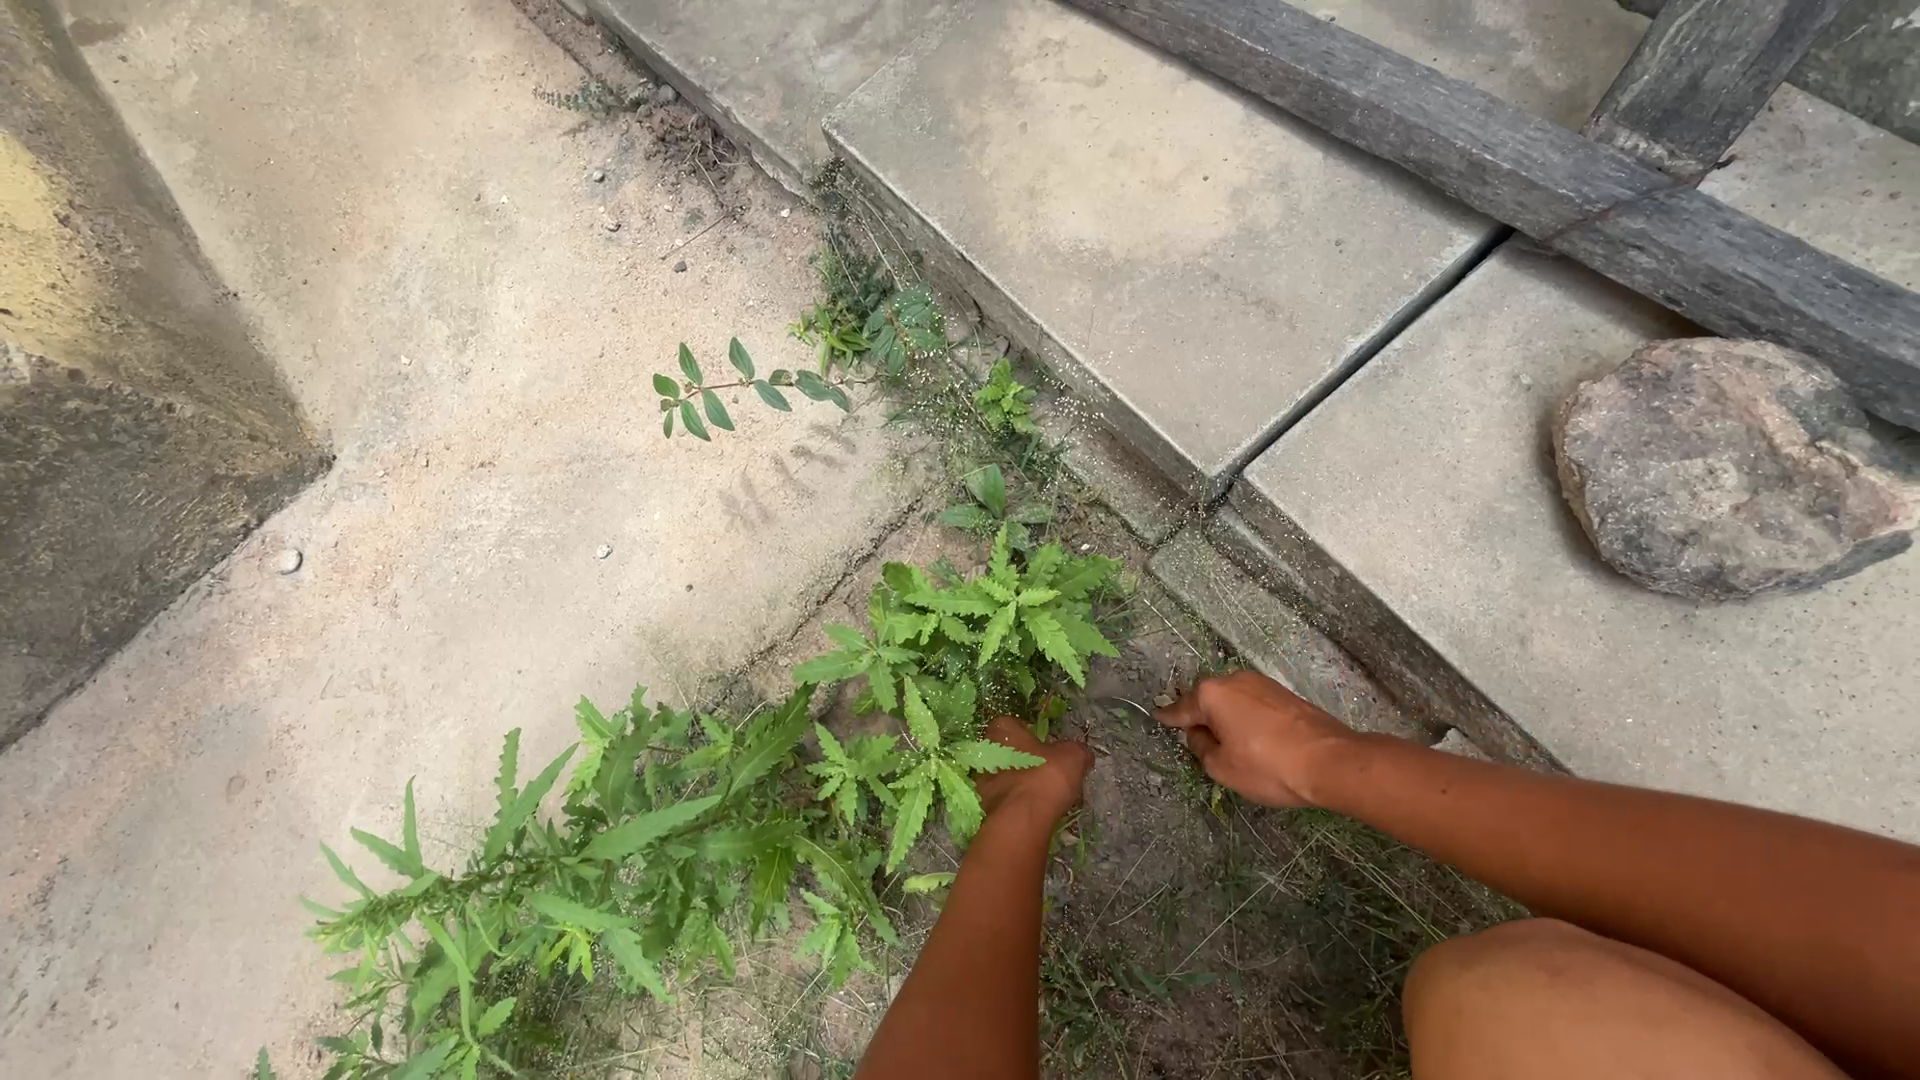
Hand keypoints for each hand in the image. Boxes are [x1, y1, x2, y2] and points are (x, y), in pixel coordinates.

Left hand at [973, 716, 1092, 822]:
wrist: (1023, 818)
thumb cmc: (1045, 776)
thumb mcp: (1073, 756)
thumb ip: (1077, 751)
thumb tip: (1083, 754)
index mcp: (1002, 729)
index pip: (1016, 724)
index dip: (1033, 736)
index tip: (1048, 748)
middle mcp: (985, 750)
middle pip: (1008, 751)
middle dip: (1024, 759)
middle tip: (1046, 771)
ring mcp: (981, 779)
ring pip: (1004, 776)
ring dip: (1020, 782)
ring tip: (1042, 794)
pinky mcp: (984, 805)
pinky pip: (1004, 798)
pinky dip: (1016, 802)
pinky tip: (1033, 810)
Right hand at [1155, 671, 1357, 806]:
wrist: (1330, 761)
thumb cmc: (1268, 766)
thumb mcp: (1222, 768)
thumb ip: (1202, 748)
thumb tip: (1200, 735)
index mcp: (1211, 695)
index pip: (1180, 709)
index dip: (1168, 718)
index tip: (1157, 717)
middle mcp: (1233, 680)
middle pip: (1207, 701)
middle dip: (1202, 719)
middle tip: (1203, 745)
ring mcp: (1262, 683)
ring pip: (1232, 702)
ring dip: (1228, 720)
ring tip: (1233, 746)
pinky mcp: (1284, 693)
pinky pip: (1253, 705)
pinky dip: (1248, 719)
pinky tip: (1256, 740)